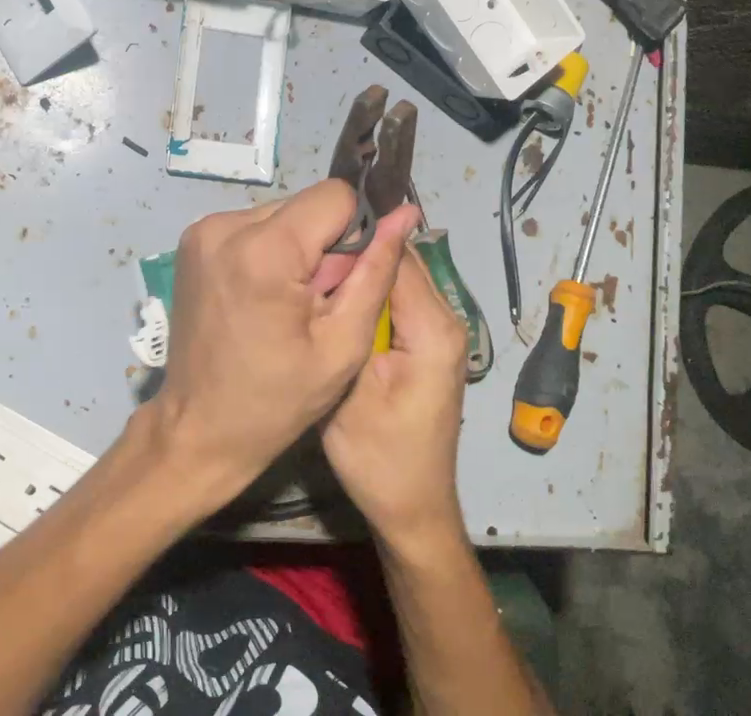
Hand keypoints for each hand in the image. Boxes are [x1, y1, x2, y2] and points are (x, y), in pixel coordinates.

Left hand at [148, 180, 417, 500]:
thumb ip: (376, 272)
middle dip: (325, 244)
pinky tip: (267, 299)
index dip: (357, 231)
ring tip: (291, 306)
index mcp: (263, 251)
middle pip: (305, 205)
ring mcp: (202, 232)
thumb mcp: (343, 344)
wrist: (199, 428)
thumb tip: (405, 214)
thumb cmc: (276, 400)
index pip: (335, 196)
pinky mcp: (192, 242)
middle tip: (320, 302)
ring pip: (281, 214)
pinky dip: (270, 253)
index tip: (349, 278)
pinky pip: (252, 228)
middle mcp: (224, 226)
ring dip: (298, 249)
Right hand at [322, 245, 468, 545]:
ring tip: (313, 275)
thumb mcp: (351, 391)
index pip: (395, 257)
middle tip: (304, 257)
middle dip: (356, 255)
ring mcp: (440, 334)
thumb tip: (337, 266)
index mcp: (433, 329)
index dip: (353, 244)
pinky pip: (398, 303)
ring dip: (360, 275)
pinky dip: (369, 297)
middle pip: (400, 264)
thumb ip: (351, 326)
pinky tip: (335, 303)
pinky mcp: (428, 346)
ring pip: (397, 281)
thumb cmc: (378, 457)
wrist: (410, 508)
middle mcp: (446, 321)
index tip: (308, 241)